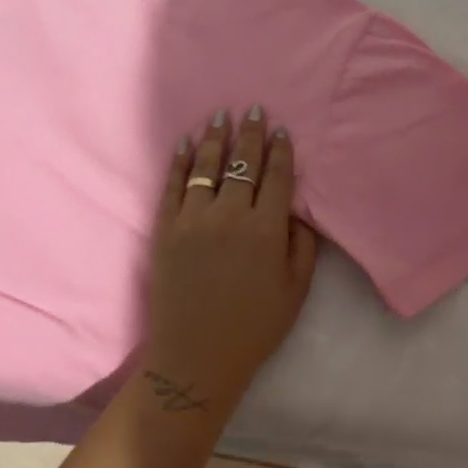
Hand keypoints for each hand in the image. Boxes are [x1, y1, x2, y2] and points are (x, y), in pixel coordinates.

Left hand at [144, 108, 319, 406]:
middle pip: (242, 163)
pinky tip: (184, 143)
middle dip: (250, 134)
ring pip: (206, 166)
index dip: (281, 151)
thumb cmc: (254, 328)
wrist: (196, 357)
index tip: (282, 131)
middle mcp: (230, 215)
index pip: (276, 177)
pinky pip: (173, 185)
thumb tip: (296, 209)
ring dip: (215, 138)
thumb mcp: (295, 292)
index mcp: (266, 230)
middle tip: (253, 110)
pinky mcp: (165, 227)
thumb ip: (301, 245)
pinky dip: (179, 161)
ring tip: (220, 117)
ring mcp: (193, 218)